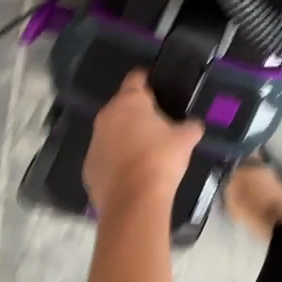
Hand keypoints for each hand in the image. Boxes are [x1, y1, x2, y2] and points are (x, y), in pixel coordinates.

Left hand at [82, 69, 203, 215]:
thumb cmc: (161, 159)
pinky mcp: (88, 169)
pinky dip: (116, 158)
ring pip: (112, 131)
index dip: (149, 79)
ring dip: (125, 135)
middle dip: (138, 110)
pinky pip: (105, 155)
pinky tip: (133, 170)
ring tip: (146, 148)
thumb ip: (190, 125)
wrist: (133, 203)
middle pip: (122, 105)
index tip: (160, 86)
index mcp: (129, 101)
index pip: (136, 77)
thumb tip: (193, 125)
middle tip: (159, 120)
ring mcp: (94, 144)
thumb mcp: (186, 138)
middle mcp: (107, 117)